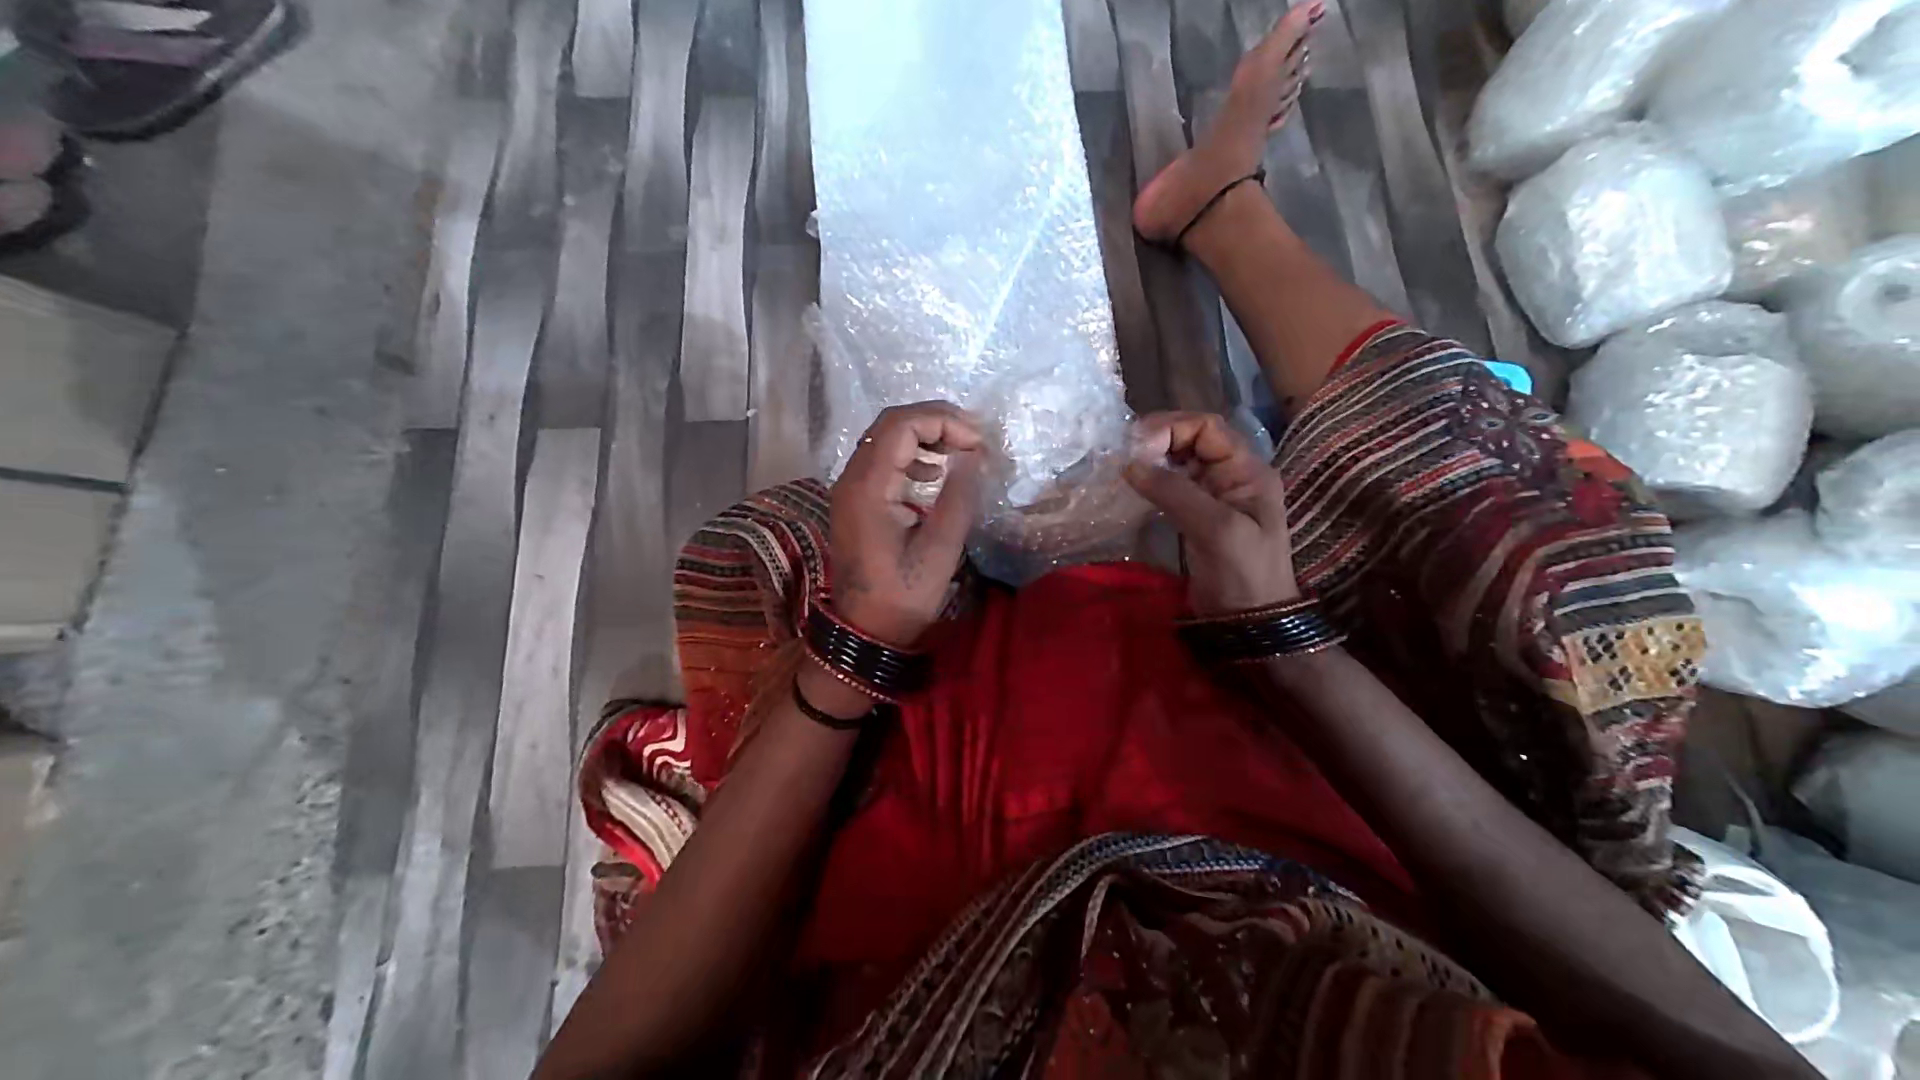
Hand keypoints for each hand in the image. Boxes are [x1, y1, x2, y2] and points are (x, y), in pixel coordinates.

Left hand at [828, 401, 985, 646]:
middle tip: (973, 437)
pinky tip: (935, 473)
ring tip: (961, 450)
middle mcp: (851, 479)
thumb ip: (958, 498)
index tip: (977, 442)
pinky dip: (911, 455)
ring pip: (884, 439)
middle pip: (889, 425)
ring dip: (924, 436)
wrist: (864, 629)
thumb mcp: (939, 552)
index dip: (942, 421)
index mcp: (867, 488)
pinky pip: (882, 461)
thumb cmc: (902, 596)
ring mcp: (850, 489)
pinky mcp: (856, 501)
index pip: (900, 426)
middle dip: (934, 421)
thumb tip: (974, 458)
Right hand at [1123, 412, 1299, 614]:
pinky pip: (1171, 485)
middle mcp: (1231, 475)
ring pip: (1178, 461)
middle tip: (1123, 455)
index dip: (1170, 428)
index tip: (1135, 446)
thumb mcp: (1215, 530)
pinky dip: (1150, 481)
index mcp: (1247, 470)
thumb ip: (1176, 492)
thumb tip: (1130, 464)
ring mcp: (1213, 495)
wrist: (1250, 622)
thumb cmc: (1243, 574)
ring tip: (1122, 467)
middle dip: (1156, 440)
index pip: (1207, 427)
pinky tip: (1132, 486)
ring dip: (1150, 459)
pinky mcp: (1195, 514)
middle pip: (1190, 438)